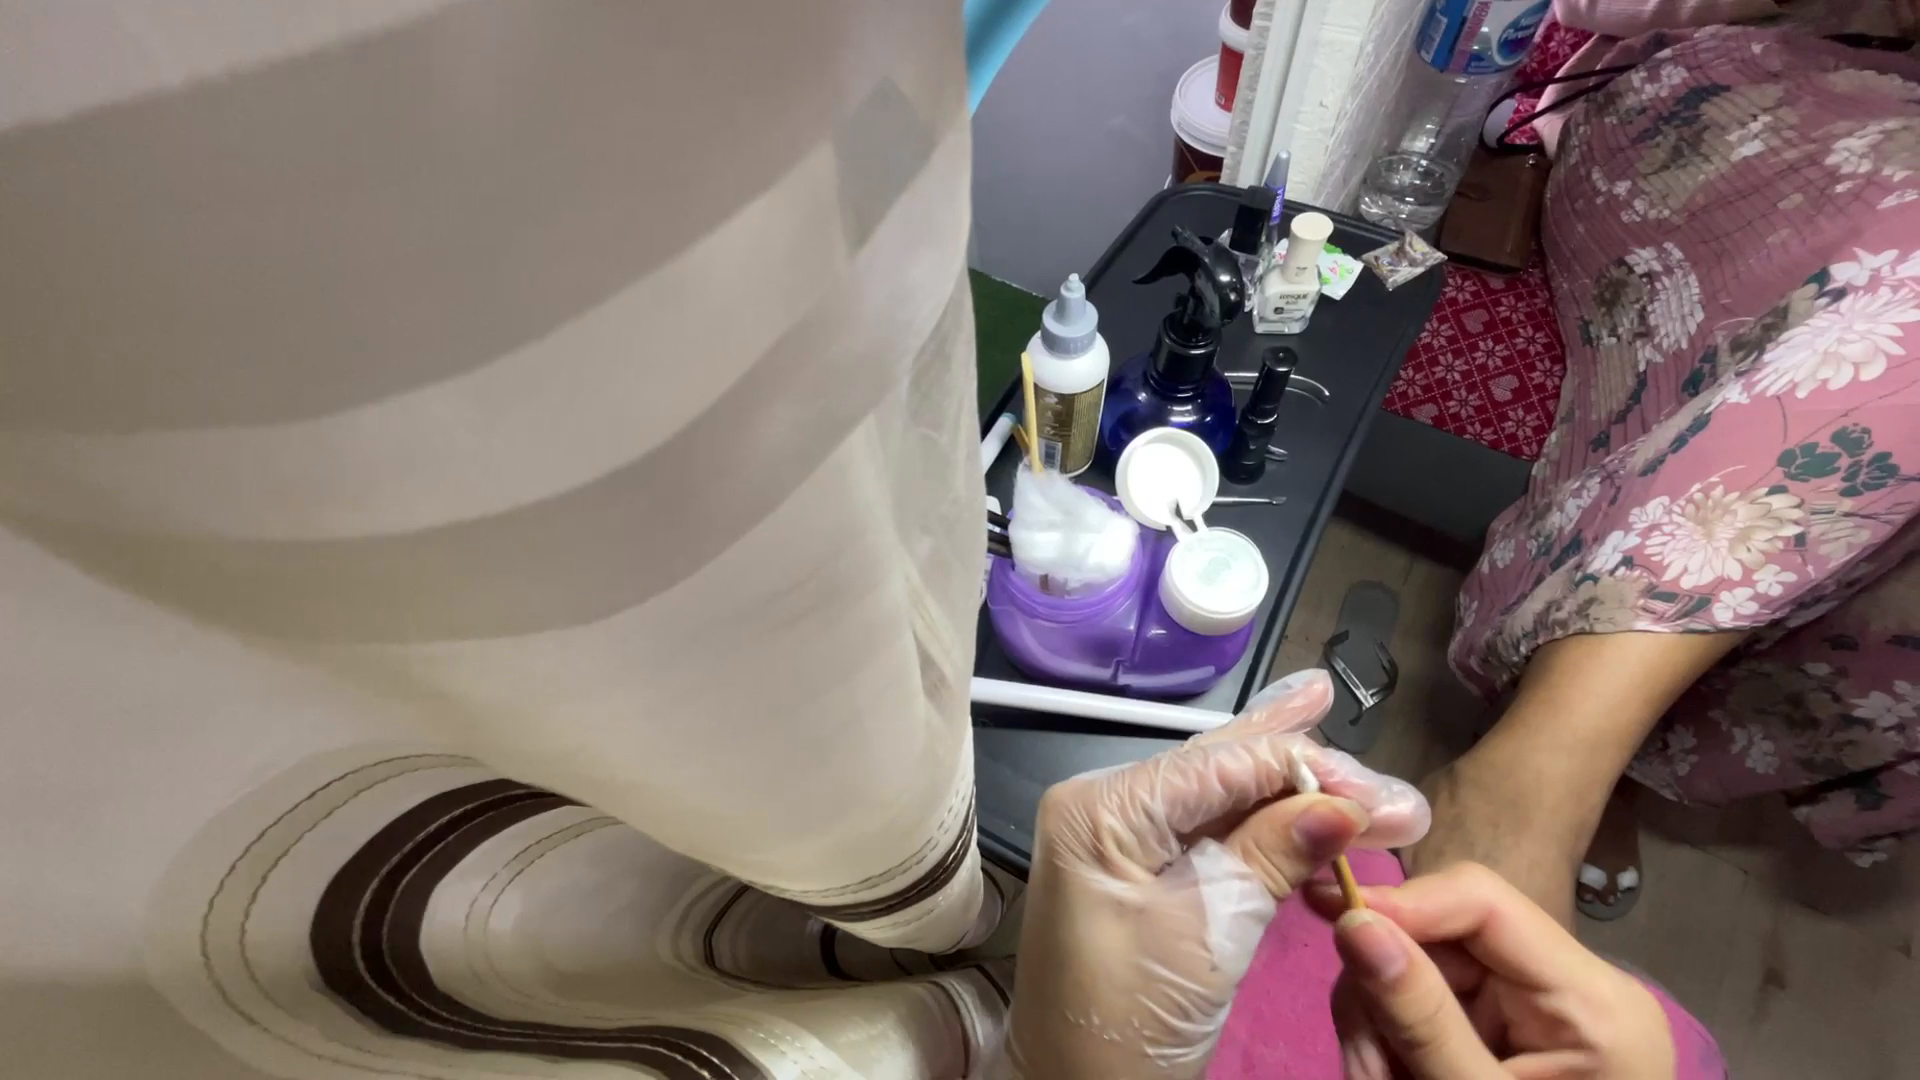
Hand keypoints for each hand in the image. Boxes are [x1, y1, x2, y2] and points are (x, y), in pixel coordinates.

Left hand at [1000, 669, 1431, 1079]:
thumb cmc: (1129, 1017)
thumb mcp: (1206, 934)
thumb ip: (1269, 856)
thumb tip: (1343, 806)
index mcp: (1102, 804)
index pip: (1215, 763)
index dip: (1302, 767)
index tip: (1385, 791)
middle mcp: (1104, 798)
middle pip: (1215, 766)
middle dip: (1299, 766)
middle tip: (1383, 780)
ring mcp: (1117, 828)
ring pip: (1213, 790)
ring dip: (1285, 784)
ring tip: (1343, 747)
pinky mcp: (1134, 859)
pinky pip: (1203, 825)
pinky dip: (1258, 815)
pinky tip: (1292, 784)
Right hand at [1315, 863, 1675, 1078]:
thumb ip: (1423, 1020)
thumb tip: (1352, 921)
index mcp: (1594, 999)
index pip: (1480, 898)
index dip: (1400, 901)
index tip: (1329, 921)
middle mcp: (1561, 979)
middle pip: (1433, 931)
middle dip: (1379, 986)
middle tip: (1359, 1061)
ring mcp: (1525, 998)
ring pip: (1409, 960)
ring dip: (1373, 1017)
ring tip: (1371, 1077)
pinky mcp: (1494, 1017)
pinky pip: (1413, 993)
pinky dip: (1384, 1032)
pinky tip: (1383, 1072)